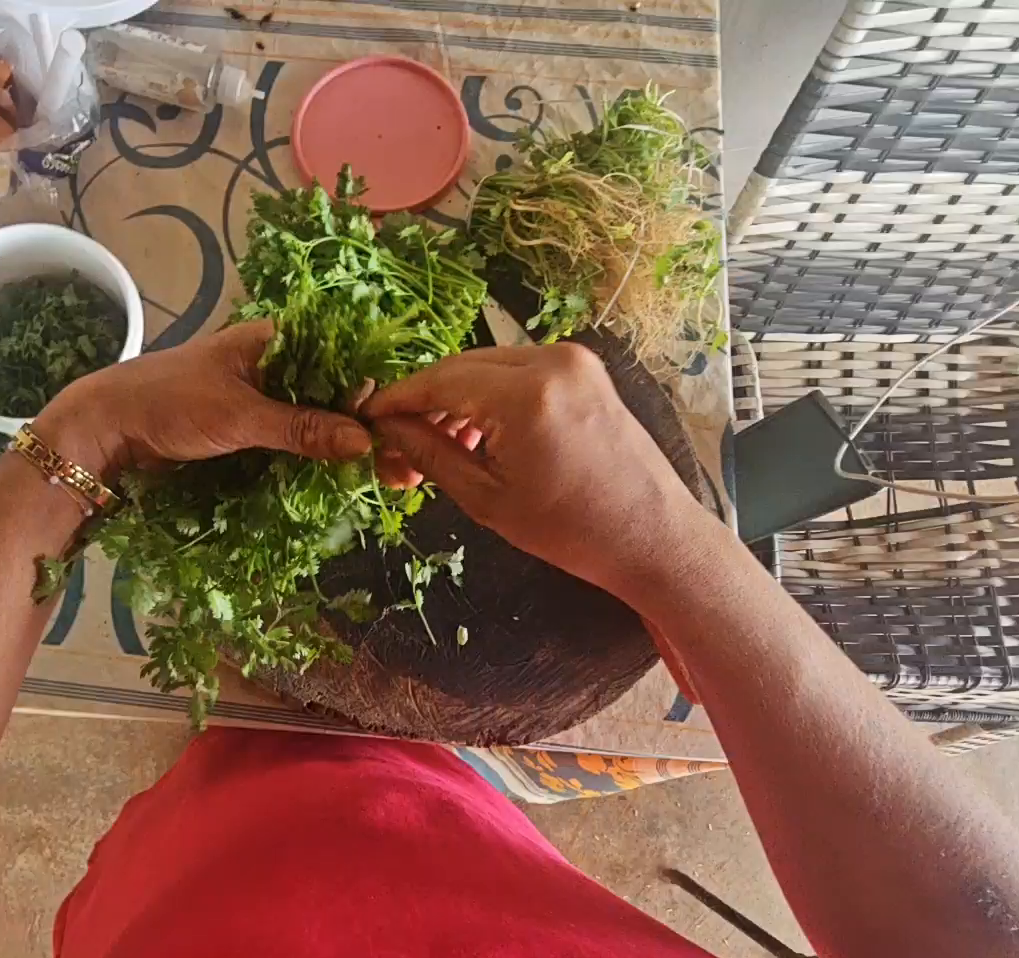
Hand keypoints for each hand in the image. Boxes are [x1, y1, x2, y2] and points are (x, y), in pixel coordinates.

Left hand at [31, 320, 372, 478]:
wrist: (108, 426)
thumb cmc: (171, 403)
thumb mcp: (239, 415)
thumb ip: (301, 427)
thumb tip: (364, 442)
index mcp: (274, 341)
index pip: (340, 360)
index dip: (373, 395)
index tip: (402, 432)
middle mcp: (273, 363)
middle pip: (331, 392)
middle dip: (363, 426)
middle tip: (400, 465)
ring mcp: (259, 395)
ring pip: (312, 417)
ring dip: (340, 444)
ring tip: (382, 475)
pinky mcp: (245, 424)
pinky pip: (289, 436)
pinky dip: (311, 454)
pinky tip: (338, 475)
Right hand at [361, 343, 714, 597]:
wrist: (651, 536)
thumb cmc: (568, 529)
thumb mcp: (484, 497)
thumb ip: (429, 452)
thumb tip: (385, 428)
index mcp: (525, 393)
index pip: (438, 381)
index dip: (396, 399)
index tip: (367, 419)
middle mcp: (550, 359)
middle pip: (459, 368)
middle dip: (423, 403)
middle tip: (397, 446)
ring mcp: (572, 361)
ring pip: (485, 368)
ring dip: (452, 402)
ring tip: (432, 450)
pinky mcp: (582, 371)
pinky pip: (515, 374)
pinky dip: (485, 399)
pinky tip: (471, 437)